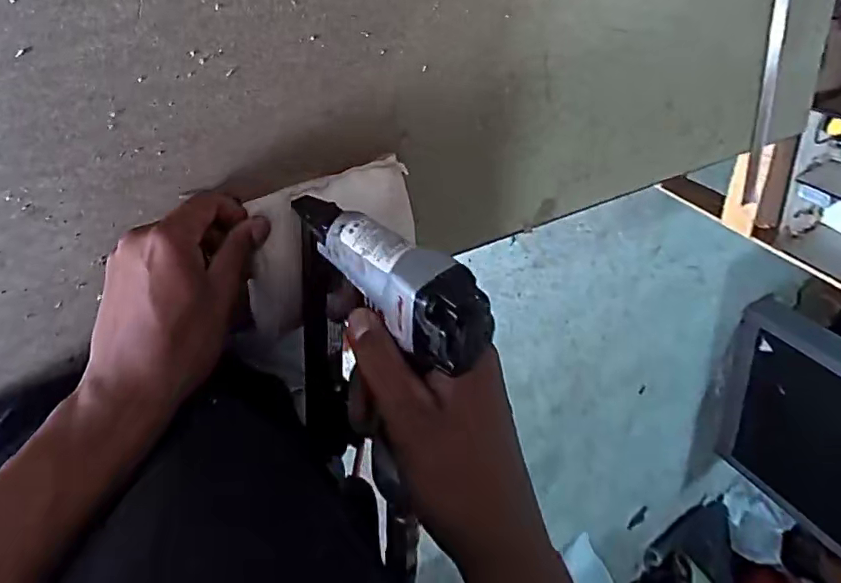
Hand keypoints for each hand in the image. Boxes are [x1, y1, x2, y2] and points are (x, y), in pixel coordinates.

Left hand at [79, 192, 268, 416]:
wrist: (126, 390)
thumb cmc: (175, 346)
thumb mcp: (220, 294)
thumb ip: (239, 249)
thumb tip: (254, 225)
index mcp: (166, 238)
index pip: (206, 203)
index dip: (234, 212)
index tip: (247, 231)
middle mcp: (139, 240)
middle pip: (187, 219)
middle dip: (216, 235)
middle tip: (235, 263)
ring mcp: (122, 259)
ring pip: (170, 238)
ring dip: (196, 250)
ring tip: (211, 284)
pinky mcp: (115, 277)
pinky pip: (152, 255)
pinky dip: (174, 263)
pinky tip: (185, 294)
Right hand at [346, 309, 567, 582]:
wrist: (498, 539)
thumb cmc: (454, 474)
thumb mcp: (408, 416)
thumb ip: (380, 361)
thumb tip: (358, 313)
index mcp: (464, 343)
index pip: (414, 300)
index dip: (375, 304)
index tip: (343, 317)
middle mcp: (468, 353)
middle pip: (406, 337)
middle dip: (375, 368)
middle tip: (363, 411)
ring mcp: (465, 380)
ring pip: (409, 366)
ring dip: (382, 393)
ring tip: (375, 431)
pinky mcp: (461, 405)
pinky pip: (420, 388)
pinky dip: (399, 407)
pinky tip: (392, 437)